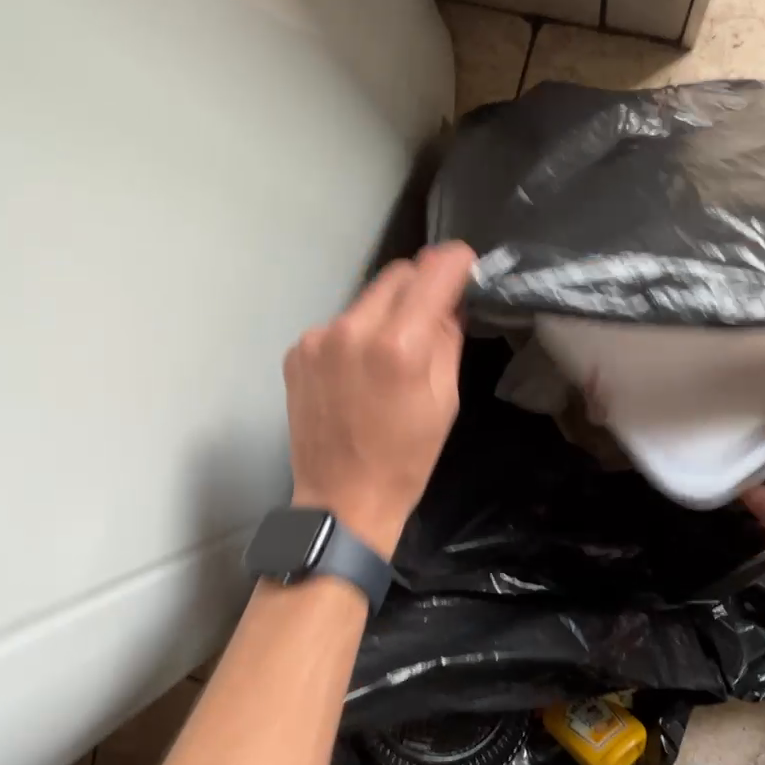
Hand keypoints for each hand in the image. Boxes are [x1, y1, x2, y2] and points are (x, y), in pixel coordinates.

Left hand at [285, 242, 475, 557]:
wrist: (342, 502)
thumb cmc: (404, 461)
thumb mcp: (445, 403)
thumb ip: (448, 340)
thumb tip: (451, 302)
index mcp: (397, 346)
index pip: (433, 272)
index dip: (456, 262)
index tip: (467, 267)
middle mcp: (352, 330)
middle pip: (396, 276)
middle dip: (421, 287)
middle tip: (435, 314)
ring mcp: (317, 340)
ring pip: (365, 300)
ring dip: (386, 314)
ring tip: (390, 356)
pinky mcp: (297, 353)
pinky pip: (338, 326)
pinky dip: (355, 337)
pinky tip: (358, 374)